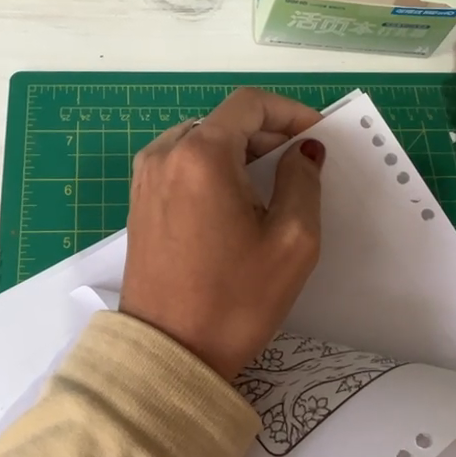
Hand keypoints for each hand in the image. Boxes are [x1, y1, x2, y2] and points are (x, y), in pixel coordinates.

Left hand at [120, 88, 326, 378]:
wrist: (168, 353)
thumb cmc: (235, 299)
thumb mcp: (291, 241)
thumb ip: (303, 181)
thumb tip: (303, 151)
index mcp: (200, 154)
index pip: (249, 103)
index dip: (289, 112)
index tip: (316, 136)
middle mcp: (165, 152)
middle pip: (223, 120)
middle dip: (266, 133)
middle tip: (301, 165)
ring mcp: (146, 175)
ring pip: (201, 140)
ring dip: (238, 151)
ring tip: (271, 185)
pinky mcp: (138, 198)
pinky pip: (181, 163)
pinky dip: (212, 167)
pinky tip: (234, 201)